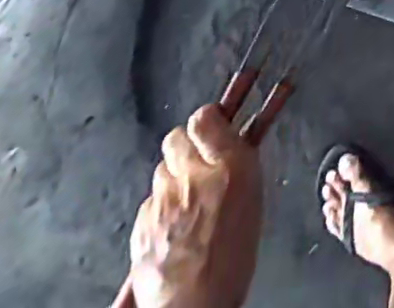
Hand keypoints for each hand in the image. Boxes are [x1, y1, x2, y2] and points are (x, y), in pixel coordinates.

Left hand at [126, 105, 262, 307]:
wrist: (195, 306)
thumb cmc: (233, 254)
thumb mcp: (253, 193)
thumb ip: (239, 155)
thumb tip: (228, 128)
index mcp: (228, 165)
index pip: (205, 117)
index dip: (213, 113)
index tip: (225, 106)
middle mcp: (190, 177)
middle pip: (176, 138)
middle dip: (189, 141)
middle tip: (206, 152)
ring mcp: (160, 202)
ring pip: (162, 169)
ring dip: (176, 172)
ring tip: (194, 193)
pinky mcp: (140, 227)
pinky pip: (151, 200)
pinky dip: (163, 204)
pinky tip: (179, 221)